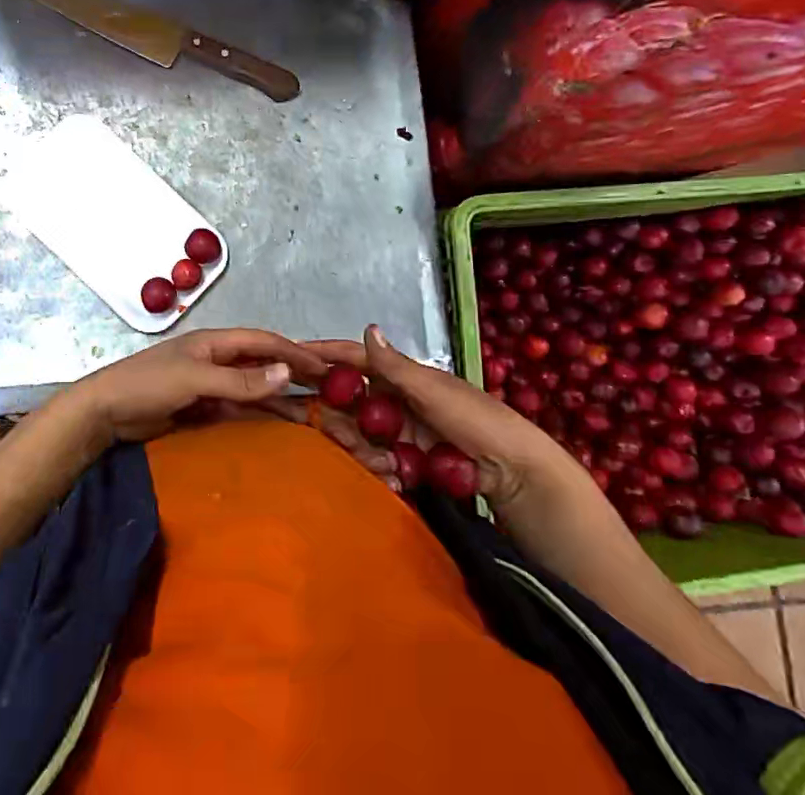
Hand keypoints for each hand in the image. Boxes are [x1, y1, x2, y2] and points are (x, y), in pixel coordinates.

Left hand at [55, 328, 328, 446]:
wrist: (106, 412)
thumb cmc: (148, 384)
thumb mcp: (195, 378)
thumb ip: (240, 380)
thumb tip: (287, 373)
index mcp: (215, 343)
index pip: (264, 343)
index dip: (295, 352)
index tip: (327, 365)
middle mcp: (217, 361)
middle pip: (264, 365)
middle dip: (295, 374)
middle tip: (330, 387)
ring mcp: (211, 386)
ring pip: (255, 390)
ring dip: (282, 399)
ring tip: (316, 412)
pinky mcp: (204, 408)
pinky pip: (240, 409)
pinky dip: (261, 415)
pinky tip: (282, 426)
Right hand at [303, 325, 583, 508]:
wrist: (516, 472)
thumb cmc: (478, 420)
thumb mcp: (435, 390)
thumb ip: (395, 365)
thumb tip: (367, 327)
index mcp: (400, 377)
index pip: (352, 360)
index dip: (322, 356)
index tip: (289, 355)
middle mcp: (392, 401)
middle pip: (345, 403)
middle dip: (341, 421)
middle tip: (345, 436)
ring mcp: (397, 432)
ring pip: (356, 435)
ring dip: (365, 451)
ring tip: (390, 465)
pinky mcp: (404, 459)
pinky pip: (375, 460)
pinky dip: (380, 469)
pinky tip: (395, 478)